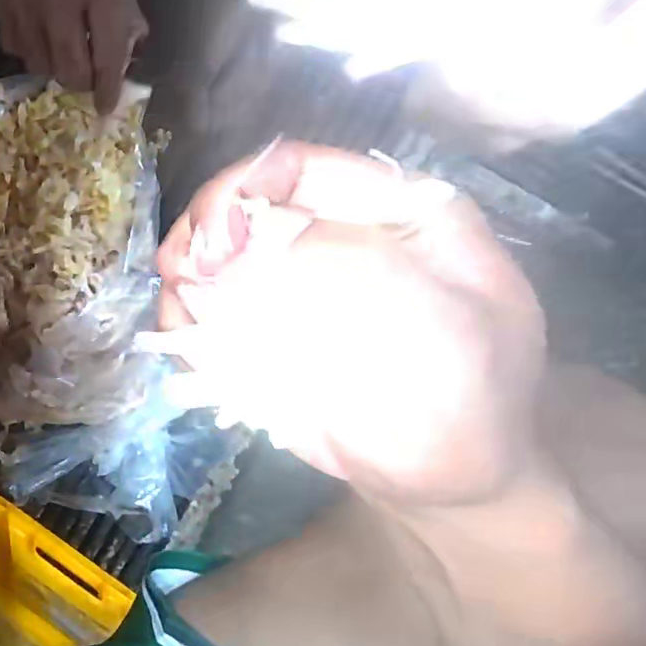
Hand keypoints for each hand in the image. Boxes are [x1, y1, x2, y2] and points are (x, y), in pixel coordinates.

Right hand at [0, 0, 146, 112]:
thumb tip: (125, 35)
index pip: (107, 60)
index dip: (108, 91)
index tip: (106, 109)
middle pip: (67, 70)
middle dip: (83, 81)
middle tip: (91, 71)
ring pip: (34, 59)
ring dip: (53, 65)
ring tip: (64, 52)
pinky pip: (6, 35)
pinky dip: (24, 45)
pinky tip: (36, 33)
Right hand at [154, 143, 546, 506]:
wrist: (447, 478)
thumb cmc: (463, 401)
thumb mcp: (430, 321)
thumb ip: (339, 265)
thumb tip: (231, 248)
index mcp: (389, 210)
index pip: (297, 168)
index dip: (241, 190)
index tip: (213, 244)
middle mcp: (334, 233)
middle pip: (241, 206)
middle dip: (201, 238)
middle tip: (183, 279)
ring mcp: (295, 283)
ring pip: (216, 257)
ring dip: (186, 282)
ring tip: (185, 322)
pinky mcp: (270, 329)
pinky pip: (211, 312)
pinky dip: (188, 325)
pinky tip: (191, 351)